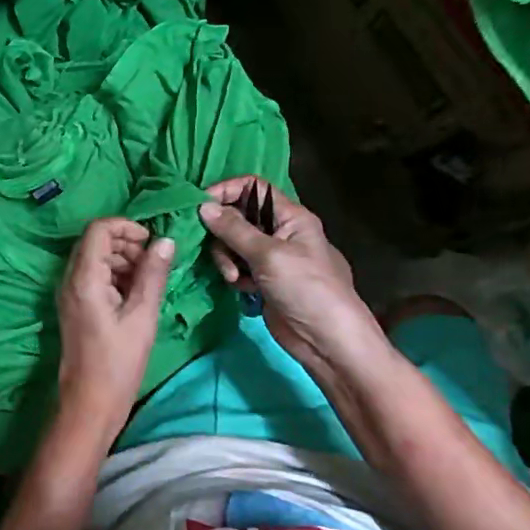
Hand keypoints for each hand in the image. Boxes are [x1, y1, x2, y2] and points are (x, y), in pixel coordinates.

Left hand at [54, 218, 174, 435]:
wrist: (88, 404)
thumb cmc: (118, 363)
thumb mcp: (142, 316)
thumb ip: (153, 274)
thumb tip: (166, 241)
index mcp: (84, 278)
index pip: (99, 229)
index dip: (126, 227)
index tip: (152, 243)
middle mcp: (70, 279)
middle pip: (96, 240)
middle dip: (127, 243)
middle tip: (154, 262)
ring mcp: (70, 293)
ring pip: (95, 257)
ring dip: (123, 259)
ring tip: (149, 280)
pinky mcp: (75, 305)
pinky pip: (93, 276)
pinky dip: (115, 275)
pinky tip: (136, 294)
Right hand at [199, 177, 381, 371]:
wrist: (328, 341)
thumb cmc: (306, 288)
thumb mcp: (268, 255)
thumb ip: (234, 229)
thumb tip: (203, 206)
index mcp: (291, 216)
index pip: (253, 188)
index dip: (227, 191)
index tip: (201, 206)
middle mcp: (281, 232)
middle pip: (239, 217)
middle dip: (224, 234)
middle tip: (222, 254)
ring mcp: (272, 258)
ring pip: (234, 245)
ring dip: (228, 259)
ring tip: (235, 278)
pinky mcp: (264, 281)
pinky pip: (239, 267)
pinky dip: (235, 275)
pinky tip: (241, 288)